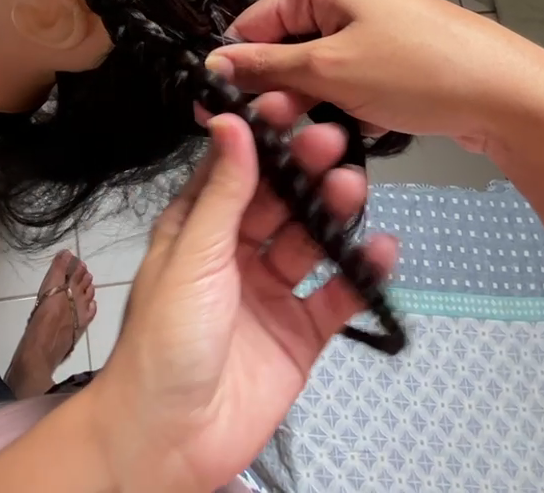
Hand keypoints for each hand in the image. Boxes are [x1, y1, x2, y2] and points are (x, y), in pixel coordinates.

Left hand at [84, 93, 396, 491]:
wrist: (170, 437)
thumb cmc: (164, 340)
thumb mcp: (194, 254)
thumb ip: (222, 192)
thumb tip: (231, 124)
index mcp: (197, 226)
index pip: (235, 168)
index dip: (261, 137)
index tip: (289, 106)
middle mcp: (234, 251)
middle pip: (278, 200)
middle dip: (303, 169)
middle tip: (333, 142)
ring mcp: (268, 291)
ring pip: (308, 239)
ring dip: (332, 213)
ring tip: (354, 188)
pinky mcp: (298, 332)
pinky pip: (334, 294)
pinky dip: (357, 273)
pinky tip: (379, 251)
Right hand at [210, 0, 543, 152]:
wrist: (514, 99)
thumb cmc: (413, 71)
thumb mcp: (328, 70)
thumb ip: (265, 68)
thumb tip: (209, 64)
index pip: (252, 24)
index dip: (235, 68)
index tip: (219, 115)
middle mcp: (341, 2)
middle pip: (284, 50)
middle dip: (278, 94)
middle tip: (276, 136)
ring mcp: (370, 33)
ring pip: (316, 75)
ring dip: (313, 108)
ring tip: (325, 140)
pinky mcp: (392, 64)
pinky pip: (348, 85)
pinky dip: (347, 110)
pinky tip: (361, 132)